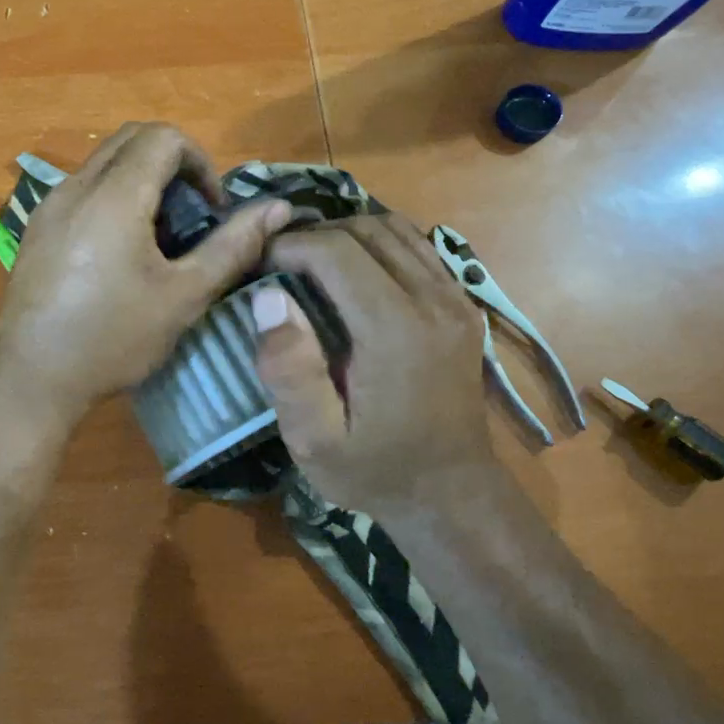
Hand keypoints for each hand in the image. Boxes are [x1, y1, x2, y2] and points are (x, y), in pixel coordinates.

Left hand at [0, 123, 288, 424]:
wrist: (32, 377)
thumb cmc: (113, 338)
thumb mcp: (184, 296)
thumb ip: (233, 246)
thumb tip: (279, 207)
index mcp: (113, 195)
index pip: (163, 137)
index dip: (200, 162)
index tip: (212, 210)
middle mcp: (75, 187)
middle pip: (132, 139)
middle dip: (172, 164)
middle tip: (192, 215)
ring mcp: (49, 206)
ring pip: (104, 164)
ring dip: (142, 181)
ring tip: (159, 238)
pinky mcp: (37, 228)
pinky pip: (82, 189)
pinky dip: (113, 198)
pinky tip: (121, 253)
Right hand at [251, 214, 501, 514]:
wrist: (450, 494)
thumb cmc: (373, 470)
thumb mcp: (314, 440)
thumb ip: (289, 370)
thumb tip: (268, 298)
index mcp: (395, 331)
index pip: (337, 251)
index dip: (291, 246)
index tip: (260, 265)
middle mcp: (433, 302)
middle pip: (367, 230)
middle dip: (315, 235)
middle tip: (279, 262)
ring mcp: (457, 299)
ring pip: (396, 229)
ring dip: (346, 234)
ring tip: (310, 261)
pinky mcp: (463, 304)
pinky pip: (418, 248)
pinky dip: (378, 244)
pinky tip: (352, 271)